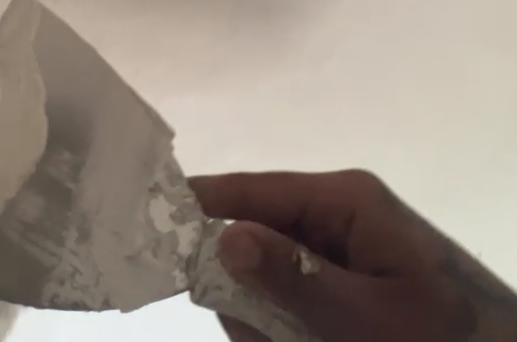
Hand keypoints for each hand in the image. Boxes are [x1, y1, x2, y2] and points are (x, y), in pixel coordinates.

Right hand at [191, 170, 516, 341]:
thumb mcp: (367, 324)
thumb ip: (294, 280)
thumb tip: (224, 232)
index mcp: (344, 200)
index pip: (250, 189)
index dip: (199, 207)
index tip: (149, 230)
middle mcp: (335, 213)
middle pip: (252, 237)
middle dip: (243, 292)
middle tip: (255, 338)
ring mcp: (339, 249)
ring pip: (266, 275)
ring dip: (265, 322)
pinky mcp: (344, 283)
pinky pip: (291, 299)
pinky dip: (285, 331)